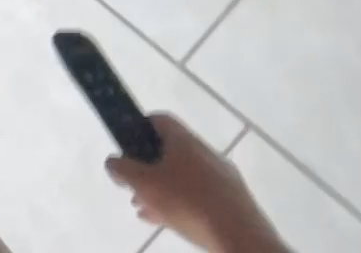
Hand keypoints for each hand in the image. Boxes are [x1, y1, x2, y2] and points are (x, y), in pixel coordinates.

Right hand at [106, 114, 285, 252]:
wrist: (246, 244)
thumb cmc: (190, 204)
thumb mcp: (143, 183)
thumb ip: (121, 168)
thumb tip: (113, 162)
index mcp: (186, 142)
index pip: (160, 120)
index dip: (140, 126)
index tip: (127, 144)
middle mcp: (208, 155)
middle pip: (171, 152)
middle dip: (149, 168)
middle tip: (135, 184)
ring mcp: (226, 181)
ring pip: (186, 177)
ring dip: (164, 188)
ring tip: (148, 207)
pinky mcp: (238, 205)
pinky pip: (203, 196)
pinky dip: (184, 203)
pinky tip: (170, 220)